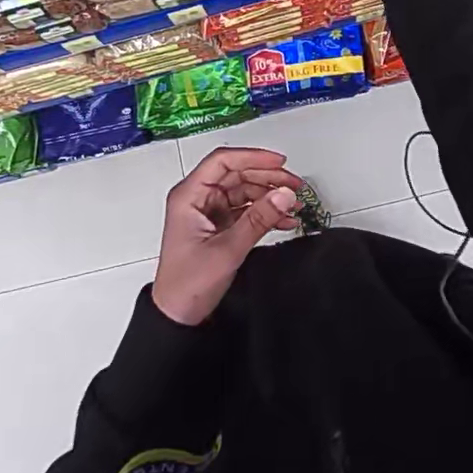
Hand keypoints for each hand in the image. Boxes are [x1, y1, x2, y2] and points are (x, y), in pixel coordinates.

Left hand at [153, 147, 303, 325]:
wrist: (177, 315)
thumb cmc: (188, 284)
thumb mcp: (227, 249)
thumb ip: (258, 219)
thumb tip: (284, 194)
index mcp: (189, 195)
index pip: (223, 161)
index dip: (253, 157)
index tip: (279, 162)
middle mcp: (198, 198)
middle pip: (237, 174)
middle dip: (268, 177)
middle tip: (294, 185)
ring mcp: (209, 211)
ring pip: (244, 190)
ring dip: (270, 195)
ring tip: (294, 203)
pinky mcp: (219, 225)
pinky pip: (246, 209)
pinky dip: (265, 211)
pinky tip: (284, 219)